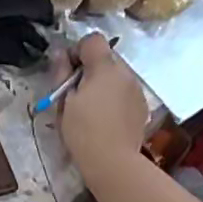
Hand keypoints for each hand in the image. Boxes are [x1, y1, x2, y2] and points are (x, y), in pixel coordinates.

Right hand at [58, 33, 147, 166]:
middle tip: (76, 94)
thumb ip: (61, 73)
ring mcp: (137, 89)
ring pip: (117, 76)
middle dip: (90, 70)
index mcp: (104, 68)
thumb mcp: (63, 102)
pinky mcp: (142, 106)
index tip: (68, 72)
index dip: (77, 51)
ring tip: (92, 109)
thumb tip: (60, 53)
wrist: (112, 161)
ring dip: (104, 84)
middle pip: (106, 58)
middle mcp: (125, 72)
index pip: (92, 40)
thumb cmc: (82, 130)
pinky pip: (125, 92)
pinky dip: (115, 98)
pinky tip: (107, 119)